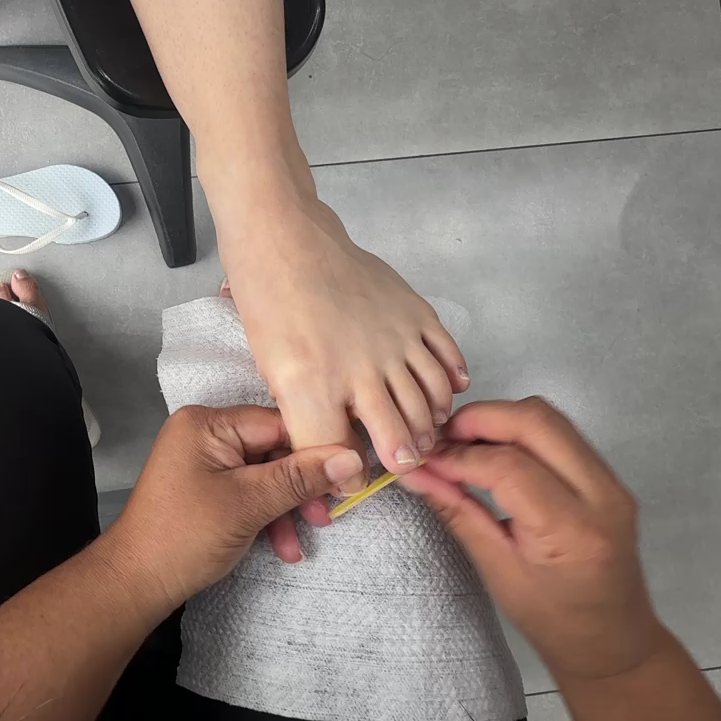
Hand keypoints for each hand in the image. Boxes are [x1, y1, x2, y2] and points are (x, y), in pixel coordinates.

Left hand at [104, 405, 363, 607]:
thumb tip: (352, 458)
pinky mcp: (208, 486)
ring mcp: (206, 460)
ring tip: (305, 539)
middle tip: (325, 516)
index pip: (276, 423)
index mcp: (207, 423)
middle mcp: (206, 432)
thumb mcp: (248, 504)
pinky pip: (249, 490)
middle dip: (300, 486)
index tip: (349, 476)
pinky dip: (268, 515)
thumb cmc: (186, 535)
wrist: (136, 583)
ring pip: (265, 474)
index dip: (315, 448)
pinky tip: (284, 547)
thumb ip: (300, 478)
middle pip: (273, 449)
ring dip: (287, 507)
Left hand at [221, 195, 468, 484]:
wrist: (287, 241)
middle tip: (405, 462)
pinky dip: (452, 381)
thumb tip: (330, 448)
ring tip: (426, 435)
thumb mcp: (270, 368)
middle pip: (399, 434)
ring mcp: (393, 340)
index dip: (347, 478)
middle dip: (404, 456)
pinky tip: (450, 392)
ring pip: (429, 401)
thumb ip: (302, 413)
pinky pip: (446, 357)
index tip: (354, 479)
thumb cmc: (269, 302)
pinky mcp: (414, 313)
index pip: (339, 454)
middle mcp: (360, 369)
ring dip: (430, 425)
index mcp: (312, 386)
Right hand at [398, 398, 667, 682]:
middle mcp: (601, 495)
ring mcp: (610, 481)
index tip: (424, 459)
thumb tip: (413, 473)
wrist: (616, 641)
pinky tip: (491, 451)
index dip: (459, 456)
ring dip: (498, 419)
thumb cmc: (553, 619)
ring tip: (463, 444)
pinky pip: (557, 431)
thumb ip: (456, 512)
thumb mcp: (496, 570)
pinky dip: (516, 429)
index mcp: (573, 531)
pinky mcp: (606, 475)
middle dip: (479, 419)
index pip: (508, 467)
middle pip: (534, 421)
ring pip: (547, 417)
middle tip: (442, 440)